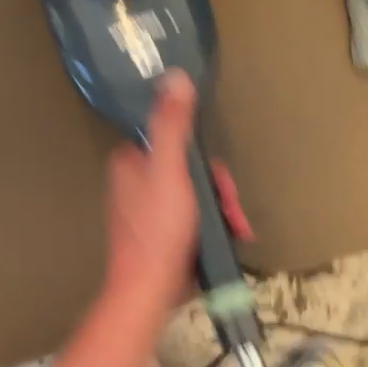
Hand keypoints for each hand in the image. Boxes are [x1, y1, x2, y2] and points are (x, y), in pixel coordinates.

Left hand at [102, 70, 250, 303]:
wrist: (150, 290)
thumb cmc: (159, 230)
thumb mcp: (169, 171)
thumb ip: (173, 125)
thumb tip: (175, 76)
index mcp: (130, 163)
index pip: (174, 141)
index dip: (203, 158)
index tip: (220, 179)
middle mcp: (135, 184)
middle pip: (190, 170)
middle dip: (218, 191)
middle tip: (232, 210)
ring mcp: (148, 213)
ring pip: (195, 196)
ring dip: (222, 210)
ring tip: (237, 229)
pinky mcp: (161, 237)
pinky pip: (193, 220)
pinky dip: (213, 227)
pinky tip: (230, 239)